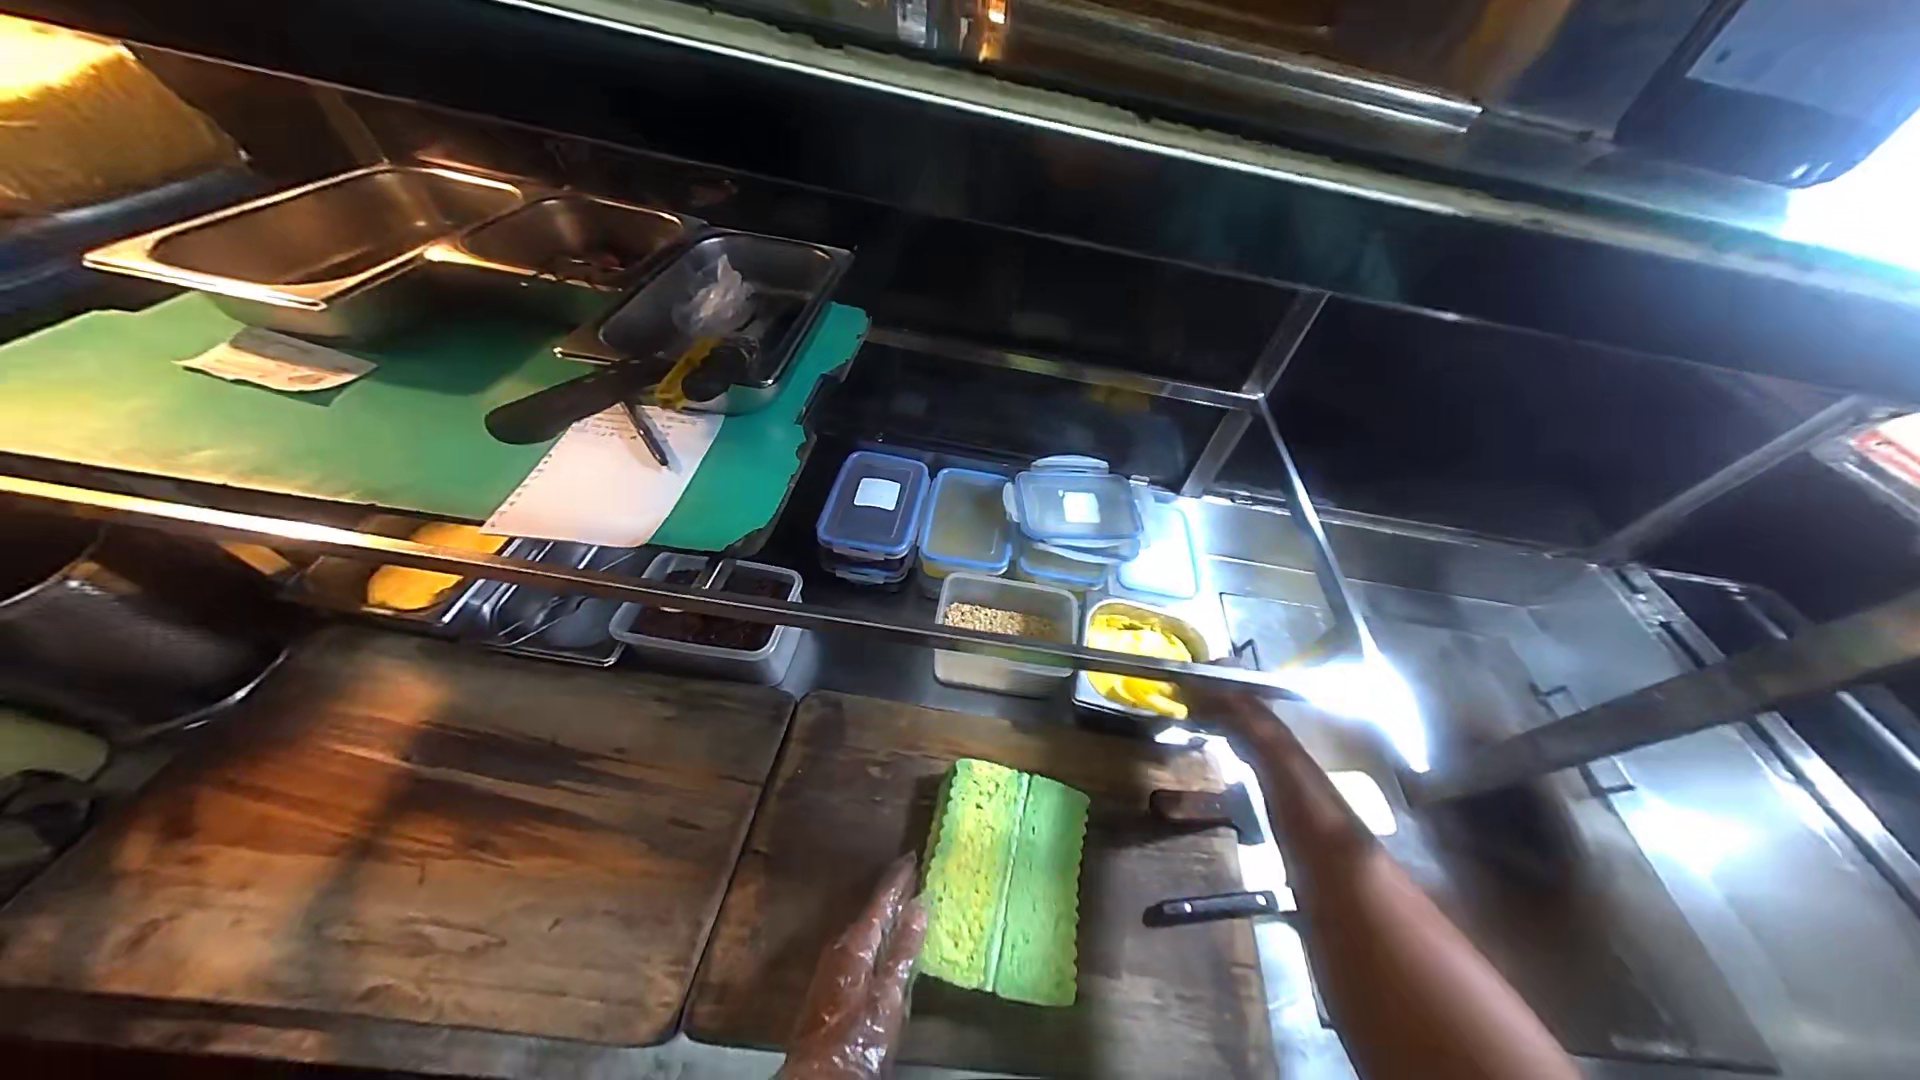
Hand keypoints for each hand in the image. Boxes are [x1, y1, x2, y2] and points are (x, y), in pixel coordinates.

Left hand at [777, 854, 927, 1079]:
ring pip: (865, 928)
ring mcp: (833, 964)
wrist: (819, 1078)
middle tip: (914, 877)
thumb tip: (920, 905)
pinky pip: (859, 944)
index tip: (912, 856)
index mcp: (856, 942)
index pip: (881, 900)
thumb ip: (904, 950)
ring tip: (905, 902)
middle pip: (872, 911)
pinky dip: (876, 933)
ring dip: (885, 914)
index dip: (898, 879)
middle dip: (893, 894)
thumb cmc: (858, 1037)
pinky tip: (886, 940)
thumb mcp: (889, 995)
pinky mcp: (831, 983)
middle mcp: (841, 944)